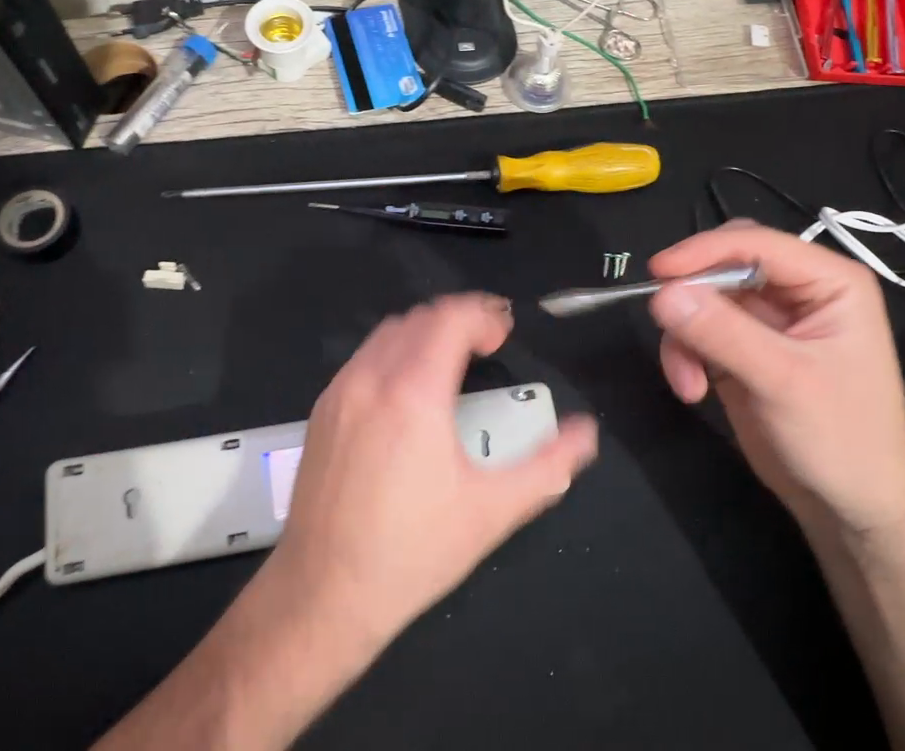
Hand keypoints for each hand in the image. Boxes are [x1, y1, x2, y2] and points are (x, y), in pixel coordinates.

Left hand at [265, 293, 598, 649]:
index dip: (484, 314)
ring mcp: (338, 394)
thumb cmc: (414, 551)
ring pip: (385, 334)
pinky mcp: (319, 413)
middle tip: (488, 347)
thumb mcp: (493, 510)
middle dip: (458, 320)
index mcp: (414, 393)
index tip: (504, 337)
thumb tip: (585, 432)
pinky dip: (392, 356)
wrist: (325, 590)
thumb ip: (549, 464)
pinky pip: (360, 360)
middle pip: (419, 318)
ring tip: (452, 364)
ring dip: (423, 334)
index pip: (450, 318)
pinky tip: (408, 395)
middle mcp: (370, 380)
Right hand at [647, 222, 904, 533]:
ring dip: (683, 337)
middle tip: (665, 321)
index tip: (657, 273)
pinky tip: (693, 390)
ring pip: (701, 300)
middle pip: (723, 265)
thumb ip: (722, 333)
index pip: (756, 244)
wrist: (848, 506)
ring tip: (686, 382)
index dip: (704, 252)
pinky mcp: (740, 350)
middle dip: (691, 296)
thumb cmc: (841, 438)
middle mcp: (796, 292)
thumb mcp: (783, 381)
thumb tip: (662, 293)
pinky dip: (684, 356)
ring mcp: (766, 322)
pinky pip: (696, 332)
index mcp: (829, 282)